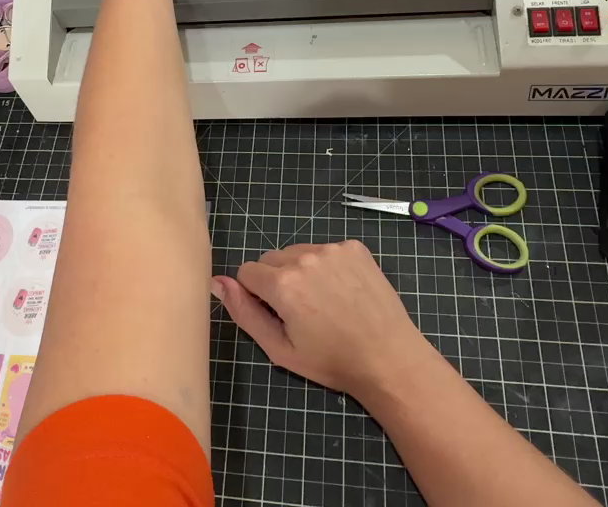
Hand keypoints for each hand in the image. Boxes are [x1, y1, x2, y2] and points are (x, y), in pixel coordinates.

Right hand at [213, 240, 434, 398]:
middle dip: (277, 281)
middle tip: (301, 313)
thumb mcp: (280, 349)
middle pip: (272, 259)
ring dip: (302, 271)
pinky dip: (329, 266)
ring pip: (299, 252)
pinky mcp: (355, 247)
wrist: (388, 357)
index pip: (246, 272)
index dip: (257, 296)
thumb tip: (218, 282)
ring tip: (325, 303)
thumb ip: (244, 313)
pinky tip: (344, 291)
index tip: (277, 315)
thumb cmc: (331, 361)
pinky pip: (327, 250)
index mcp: (282, 282)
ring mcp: (333, 248)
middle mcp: (305, 256)